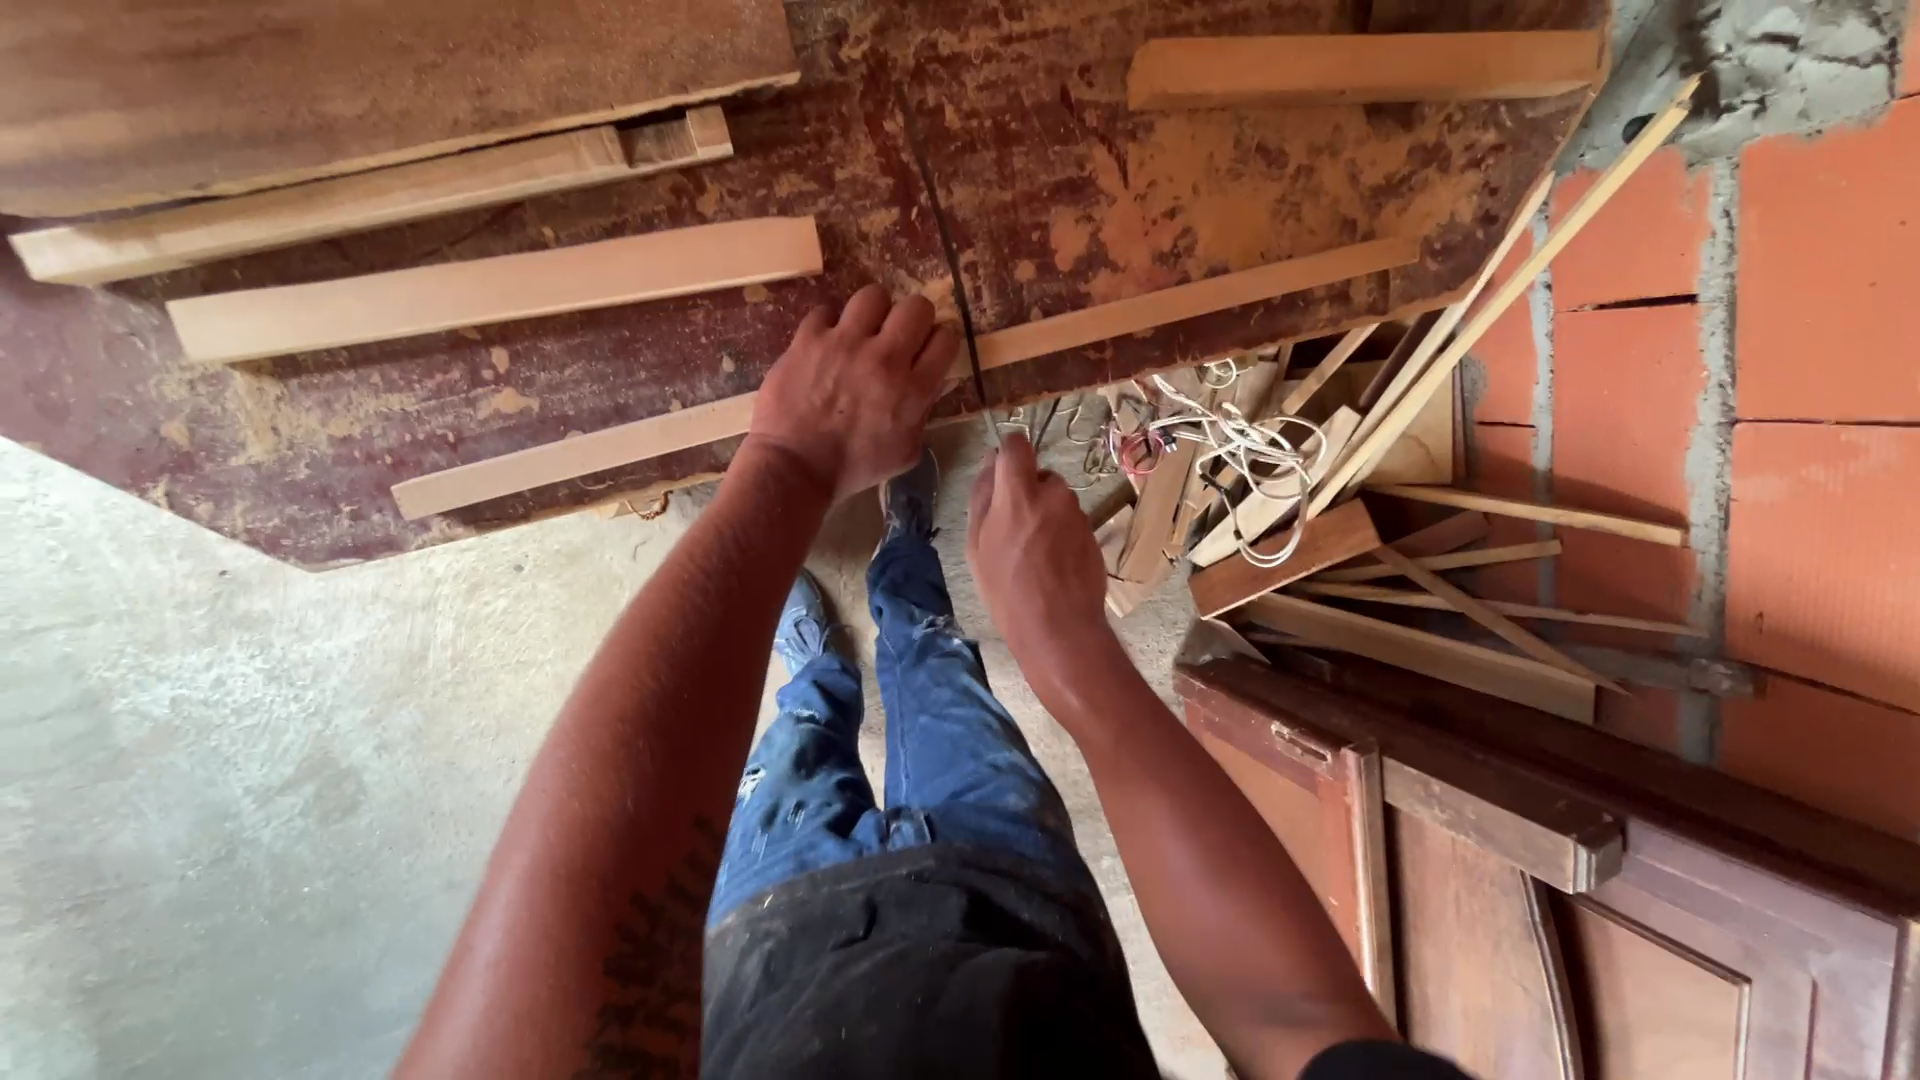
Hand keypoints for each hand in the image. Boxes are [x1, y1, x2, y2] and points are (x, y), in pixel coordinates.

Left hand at [746, 284, 959, 502]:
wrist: (795, 467)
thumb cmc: (853, 468)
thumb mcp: (905, 452)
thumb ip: (921, 414)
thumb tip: (929, 385)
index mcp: (913, 390)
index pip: (946, 339)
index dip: (939, 342)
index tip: (927, 351)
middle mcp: (885, 359)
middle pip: (916, 307)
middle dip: (912, 319)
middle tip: (898, 336)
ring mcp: (845, 344)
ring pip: (874, 296)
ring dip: (872, 312)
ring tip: (862, 330)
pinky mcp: (809, 339)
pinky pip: (826, 310)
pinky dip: (829, 323)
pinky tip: (827, 341)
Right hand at [967, 433, 1119, 693]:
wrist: (1059, 626)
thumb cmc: (1006, 589)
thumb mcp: (976, 545)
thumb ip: (982, 497)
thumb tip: (989, 465)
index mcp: (1019, 493)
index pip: (1017, 445)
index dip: (1007, 453)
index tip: (1002, 473)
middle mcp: (1054, 494)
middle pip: (1038, 475)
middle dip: (1027, 492)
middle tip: (1014, 529)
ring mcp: (1078, 513)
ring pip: (1057, 500)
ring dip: (1046, 514)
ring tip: (1034, 553)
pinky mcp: (1093, 533)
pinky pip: (1072, 521)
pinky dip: (1062, 533)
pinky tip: (1054, 564)